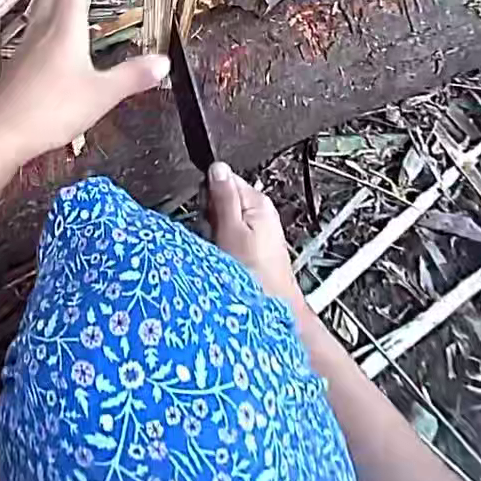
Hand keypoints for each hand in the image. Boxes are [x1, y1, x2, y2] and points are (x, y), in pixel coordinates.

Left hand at [0, 0, 169, 183]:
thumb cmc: (49, 111)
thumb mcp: (100, 96)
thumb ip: (131, 77)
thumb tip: (163, 62)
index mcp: (65, 27)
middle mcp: (44, 27)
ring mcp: (29, 43)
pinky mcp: (20, 60)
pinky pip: (38, 19)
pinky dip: (49, 4)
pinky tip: (50, 19)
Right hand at [207, 163, 304, 306]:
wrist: (273, 312)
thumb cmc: (256, 276)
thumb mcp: (231, 231)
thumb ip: (223, 197)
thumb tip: (217, 167)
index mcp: (258, 202)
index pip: (224, 178)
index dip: (208, 195)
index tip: (207, 214)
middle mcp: (261, 213)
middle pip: (223, 199)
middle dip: (210, 216)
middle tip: (214, 236)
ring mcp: (258, 231)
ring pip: (223, 220)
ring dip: (215, 234)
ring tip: (220, 251)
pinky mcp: (254, 248)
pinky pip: (230, 237)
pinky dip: (223, 246)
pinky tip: (225, 259)